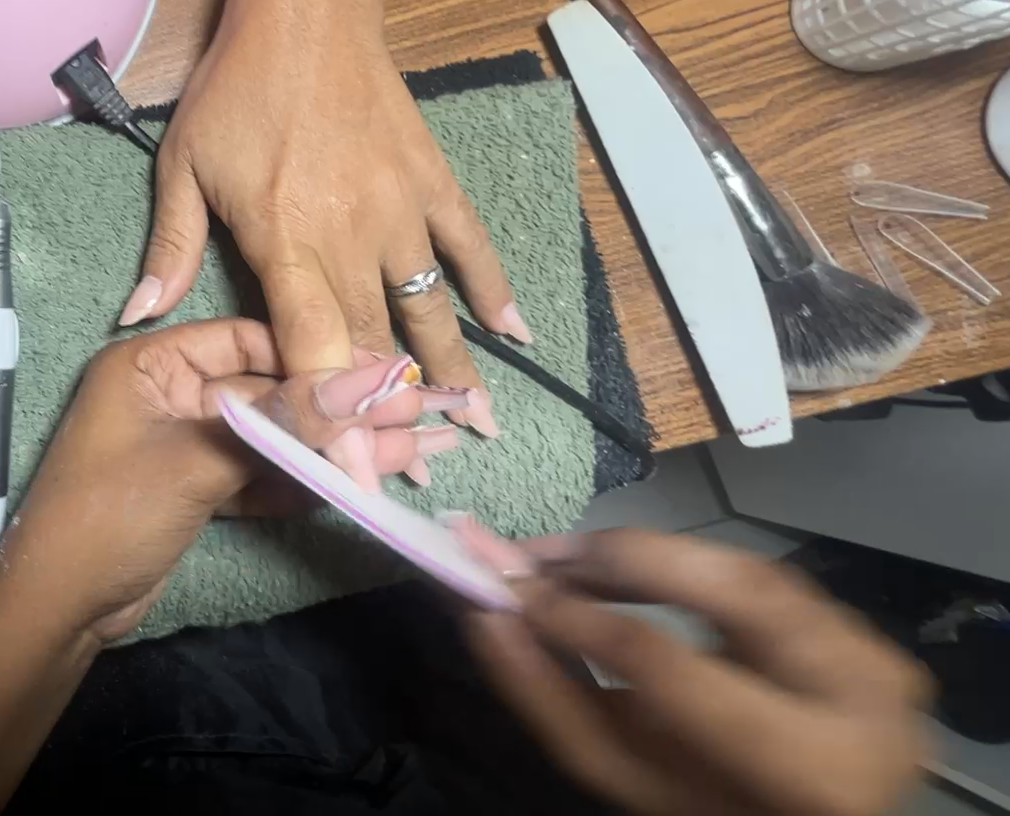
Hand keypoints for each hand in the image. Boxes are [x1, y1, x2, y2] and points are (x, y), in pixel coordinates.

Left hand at [0, 319, 461, 644]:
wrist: (62, 606)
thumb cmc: (113, 512)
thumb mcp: (196, 460)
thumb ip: (279, 422)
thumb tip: (364, 382)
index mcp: (149, 365)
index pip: (243, 341)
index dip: (311, 354)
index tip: (381, 368)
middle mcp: (168, 394)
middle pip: (263, 392)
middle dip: (332, 407)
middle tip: (413, 412)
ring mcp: (183, 443)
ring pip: (267, 437)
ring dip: (328, 447)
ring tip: (410, 450)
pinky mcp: (195, 488)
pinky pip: (255, 474)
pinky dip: (299, 480)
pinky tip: (358, 481)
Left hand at [125, 0, 526, 440]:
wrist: (305, 12)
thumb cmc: (234, 92)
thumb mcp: (182, 166)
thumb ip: (168, 248)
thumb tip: (136, 315)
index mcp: (286, 240)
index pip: (311, 346)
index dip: (330, 413)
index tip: (351, 474)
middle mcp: (352, 238)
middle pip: (375, 342)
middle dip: (392, 415)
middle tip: (415, 477)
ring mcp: (403, 211)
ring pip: (429, 307)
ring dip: (449, 372)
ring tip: (474, 429)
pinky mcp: (433, 183)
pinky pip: (470, 246)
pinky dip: (492, 290)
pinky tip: (514, 336)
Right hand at [463, 527, 932, 815]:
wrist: (792, 801)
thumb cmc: (691, 791)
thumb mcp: (612, 764)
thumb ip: (541, 689)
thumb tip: (476, 606)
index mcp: (801, 766)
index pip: (666, 664)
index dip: (575, 615)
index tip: (505, 586)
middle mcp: (860, 699)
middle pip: (730, 592)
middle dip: (615, 558)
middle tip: (534, 554)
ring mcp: (867, 651)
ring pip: (734, 565)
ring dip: (635, 552)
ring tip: (564, 561)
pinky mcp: (850, 620)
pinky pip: (742, 565)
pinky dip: (666, 557)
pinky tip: (615, 569)